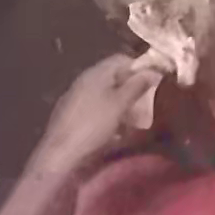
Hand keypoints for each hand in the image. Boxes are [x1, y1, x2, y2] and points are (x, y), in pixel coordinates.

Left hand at [29, 55, 163, 177]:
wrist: (60, 154)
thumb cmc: (93, 125)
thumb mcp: (120, 104)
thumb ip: (137, 85)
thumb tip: (153, 70)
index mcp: (96, 73)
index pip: (121, 59)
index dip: (140, 68)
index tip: (153, 83)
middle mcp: (84, 80)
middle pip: (114, 78)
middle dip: (132, 90)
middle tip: (145, 106)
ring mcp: (76, 97)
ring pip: (106, 95)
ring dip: (122, 106)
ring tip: (134, 123)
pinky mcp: (72, 115)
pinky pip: (96, 109)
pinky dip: (109, 116)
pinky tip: (116, 132)